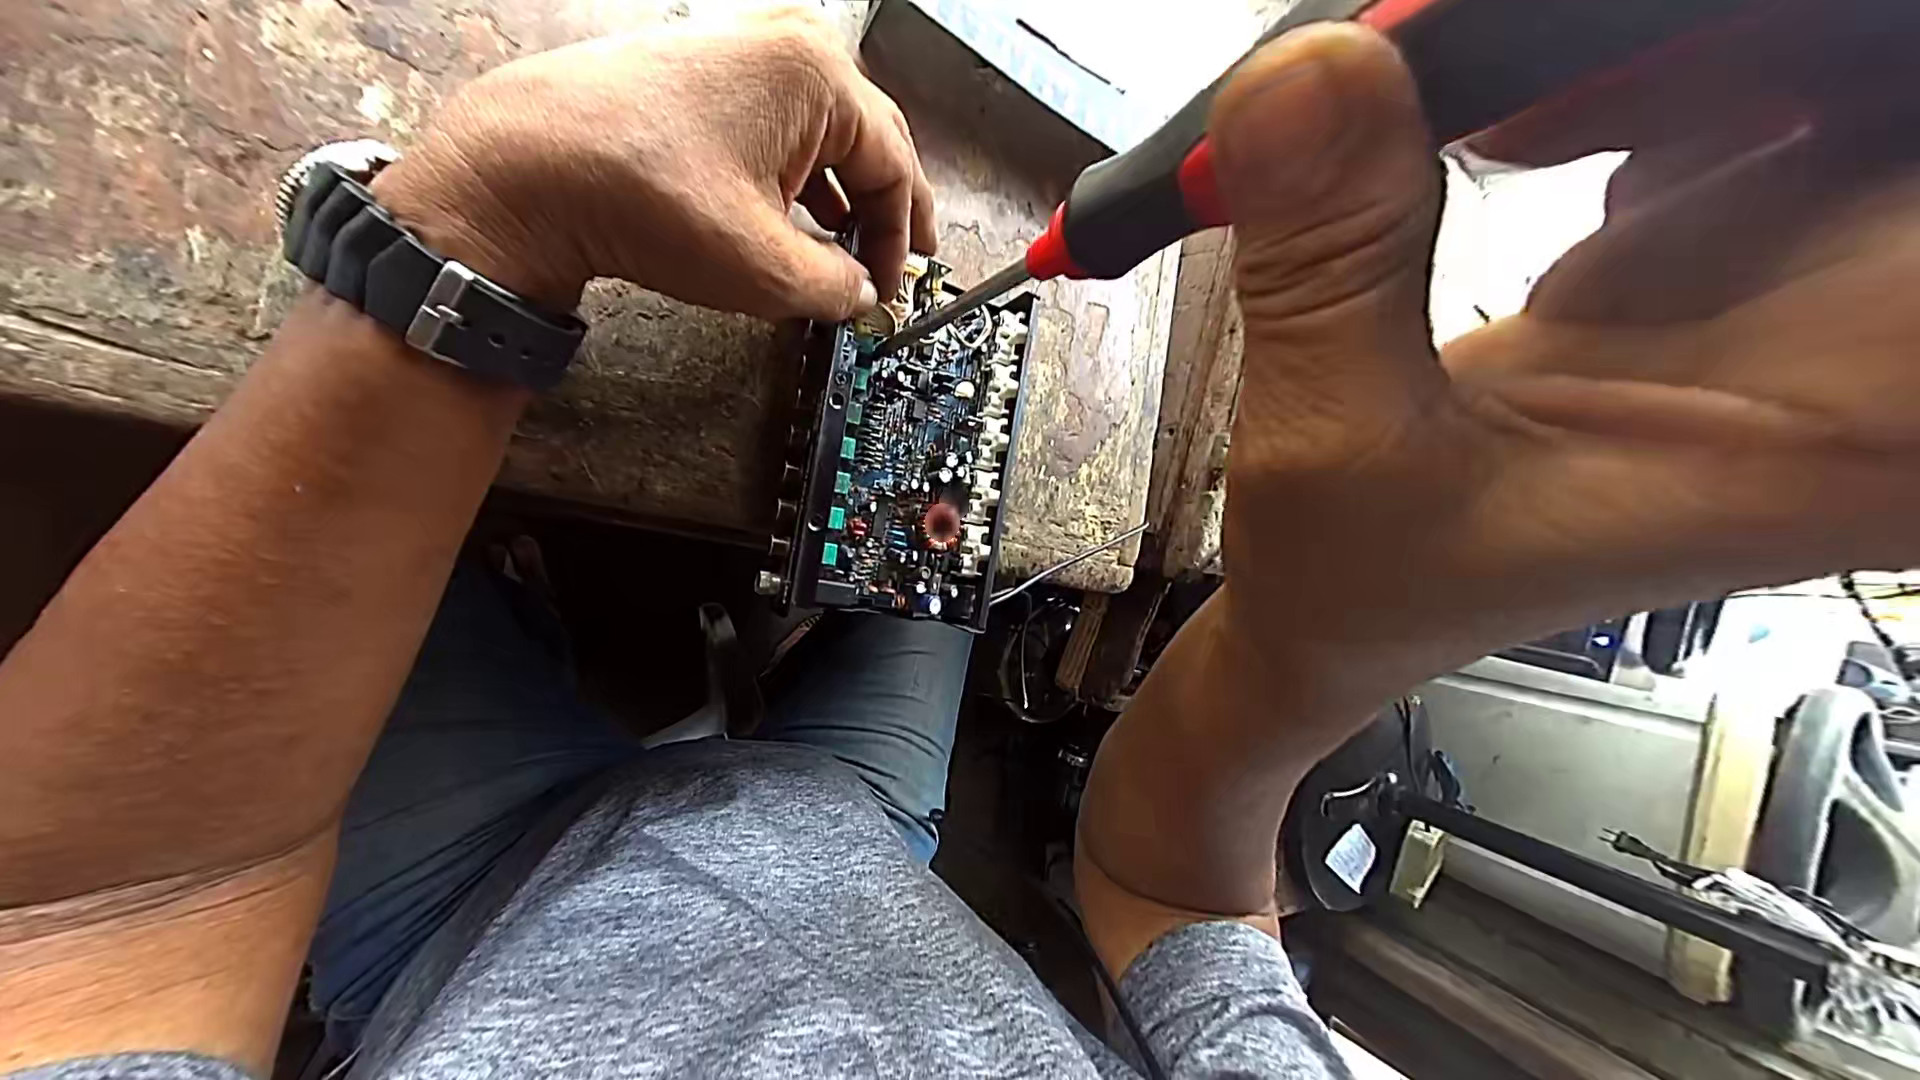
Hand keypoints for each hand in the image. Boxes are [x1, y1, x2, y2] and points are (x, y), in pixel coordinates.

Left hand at [370, 7, 935, 317]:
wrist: (526, 173)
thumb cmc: (657, 209)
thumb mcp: (768, 269)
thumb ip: (839, 288)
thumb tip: (864, 293)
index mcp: (817, 78)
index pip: (894, 166)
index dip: (901, 236)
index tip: (891, 289)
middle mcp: (787, 47)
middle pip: (869, 141)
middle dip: (887, 209)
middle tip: (898, 259)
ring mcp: (742, 52)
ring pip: (827, 137)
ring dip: (849, 196)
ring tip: (854, 246)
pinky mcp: (707, 76)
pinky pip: (783, 132)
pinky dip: (805, 180)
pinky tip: (802, 216)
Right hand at [1208, 0, 1919, 754]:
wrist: (1331, 613)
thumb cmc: (1341, 582)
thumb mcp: (1325, 442)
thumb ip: (1331, 269)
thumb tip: (1294, 77)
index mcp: (1886, 407)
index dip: (1780, 45)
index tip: (1555, 45)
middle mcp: (1908, 341)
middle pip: (1889, 75)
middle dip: (1695, 42)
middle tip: (1495, 61)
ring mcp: (1818, 303)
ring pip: (1828, 71)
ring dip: (1653, 50)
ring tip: (1494, 115)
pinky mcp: (1716, 283)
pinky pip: (1759, 106)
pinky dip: (1641, 80)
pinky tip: (1531, 137)